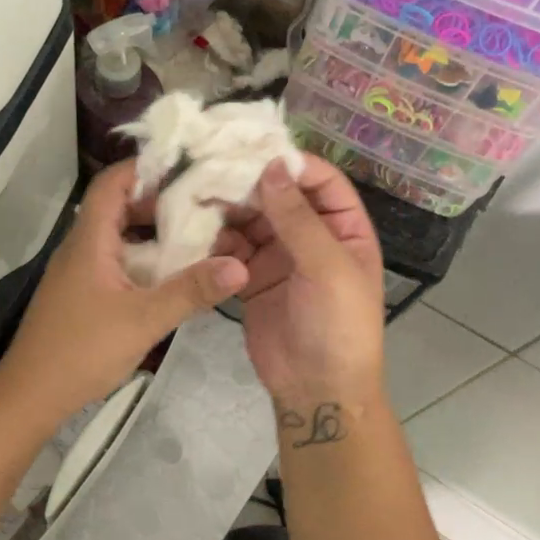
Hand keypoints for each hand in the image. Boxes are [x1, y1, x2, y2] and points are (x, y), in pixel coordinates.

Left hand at [0, 160, 248, 423]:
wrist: (31, 395)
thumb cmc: (82, 351)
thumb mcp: (144, 321)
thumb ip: (191, 291)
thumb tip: (241, 266)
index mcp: (89, 241)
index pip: (112, 183)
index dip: (146, 168)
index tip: (188, 167)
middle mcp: (80, 248)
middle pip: (118, 206)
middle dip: (160, 201)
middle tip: (204, 205)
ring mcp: (78, 272)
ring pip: (118, 237)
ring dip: (153, 233)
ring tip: (196, 236)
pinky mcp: (80, 295)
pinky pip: (115, 262)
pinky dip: (142, 259)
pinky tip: (169, 275)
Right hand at [217, 156, 385, 406]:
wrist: (316, 389)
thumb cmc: (338, 326)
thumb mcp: (327, 267)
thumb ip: (299, 217)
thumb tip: (273, 166)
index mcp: (344, 229)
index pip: (320, 182)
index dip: (290, 164)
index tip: (251, 150)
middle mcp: (311, 237)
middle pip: (278, 197)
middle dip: (247, 184)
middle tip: (210, 170)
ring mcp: (279, 258)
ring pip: (250, 221)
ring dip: (226, 210)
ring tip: (195, 198)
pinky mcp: (251, 279)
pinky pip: (231, 249)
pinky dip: (215, 240)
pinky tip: (195, 232)